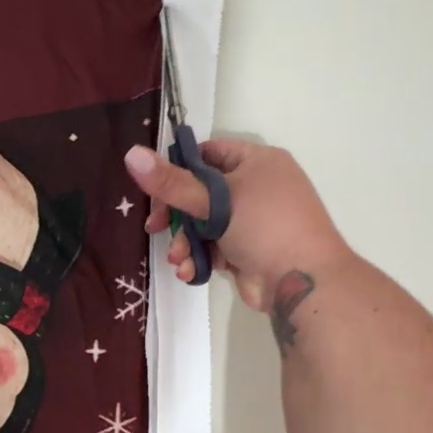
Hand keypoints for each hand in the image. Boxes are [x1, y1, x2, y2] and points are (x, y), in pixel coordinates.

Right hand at [124, 139, 352, 312]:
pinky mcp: (246, 248)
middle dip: (174, 216)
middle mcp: (255, 186)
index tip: (155, 191)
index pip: (207, 153)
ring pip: (201, 224)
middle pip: (198, 193)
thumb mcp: (213, 201)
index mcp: (256, 162)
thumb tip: (130, 153)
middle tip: (154, 228)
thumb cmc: (264, 227)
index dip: (177, 169)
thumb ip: (170, 182)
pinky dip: (197, 258)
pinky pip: (211, 246)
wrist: (302, 279)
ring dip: (183, 243)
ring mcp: (251, 219)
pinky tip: (189, 271)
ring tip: (178, 259)